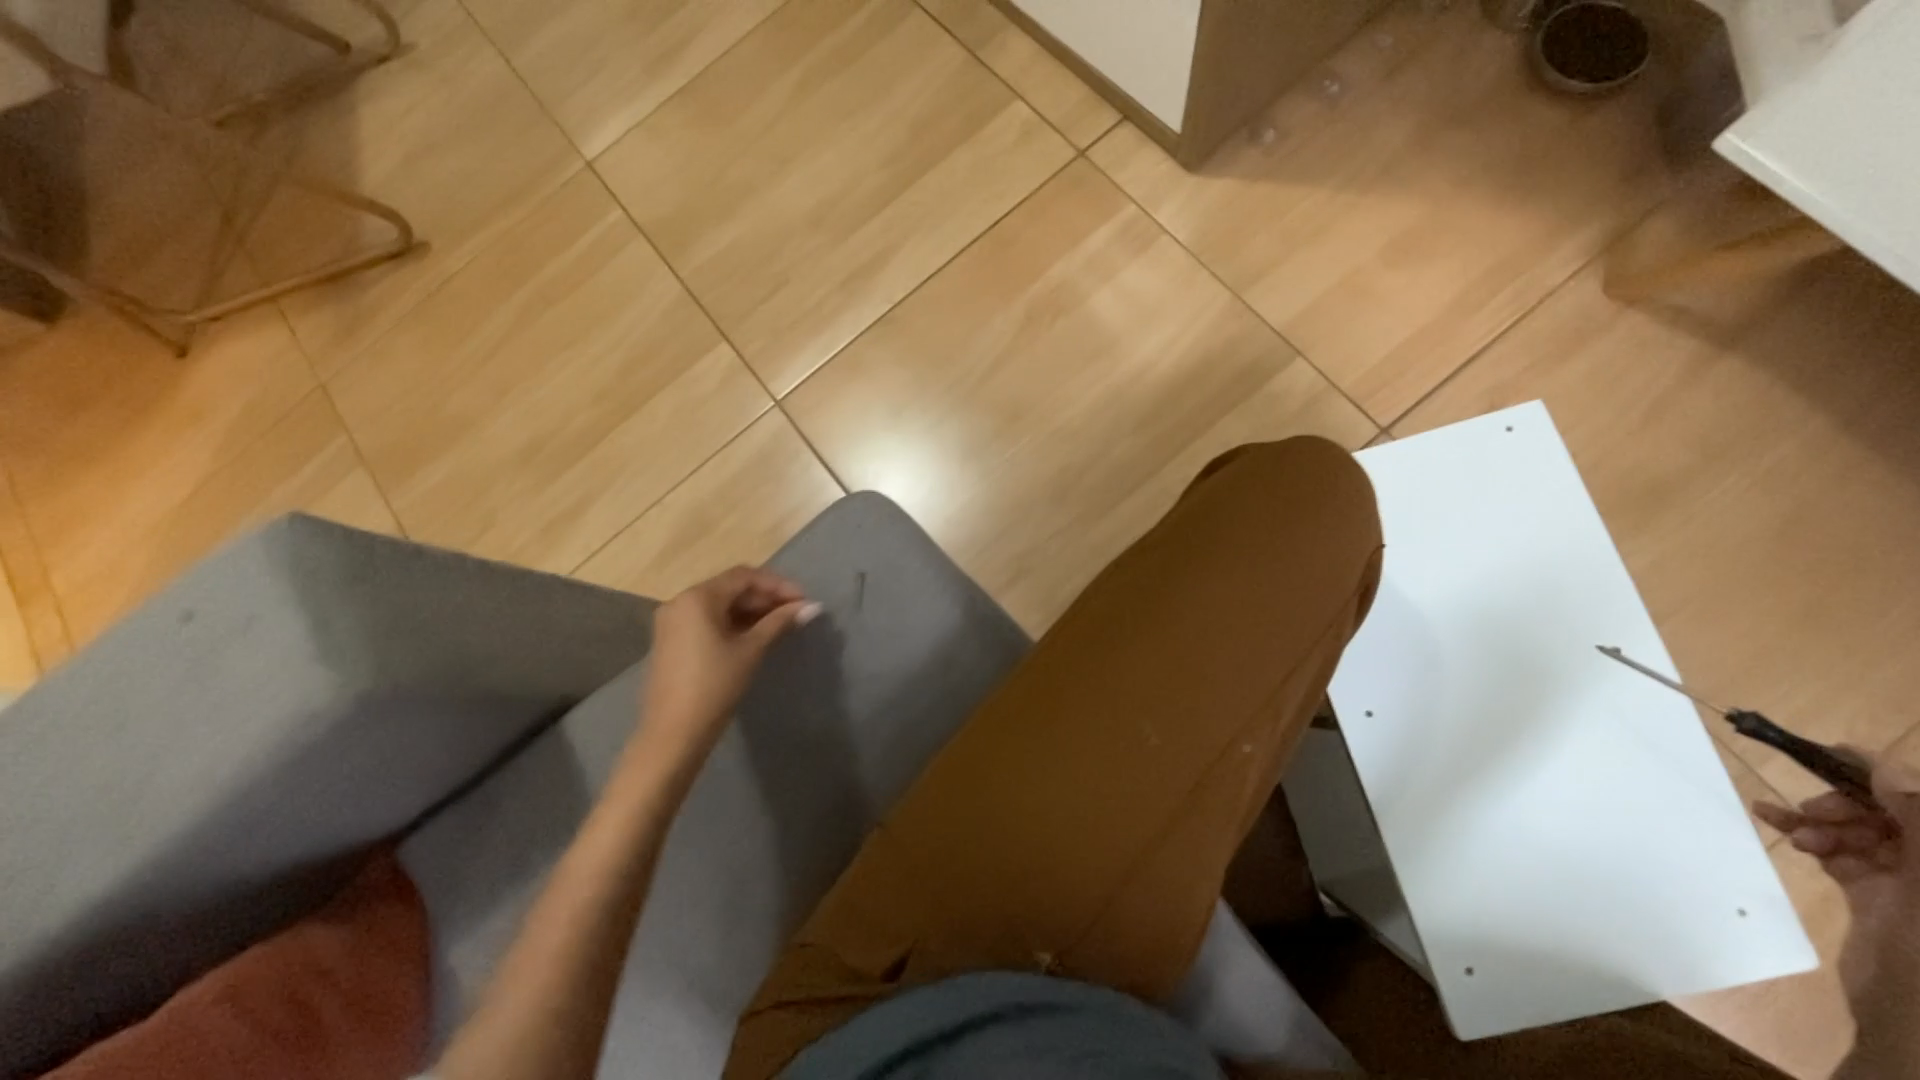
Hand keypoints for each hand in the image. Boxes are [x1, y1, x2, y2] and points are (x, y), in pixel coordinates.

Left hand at [637, 567, 819, 756]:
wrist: (674, 731)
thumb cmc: (715, 686)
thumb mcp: (751, 650)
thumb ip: (780, 623)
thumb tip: (813, 607)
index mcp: (698, 597)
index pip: (744, 577)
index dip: (778, 585)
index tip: (804, 601)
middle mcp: (681, 601)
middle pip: (730, 588)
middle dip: (765, 598)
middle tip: (796, 613)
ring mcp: (673, 622)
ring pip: (719, 605)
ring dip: (751, 611)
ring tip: (781, 625)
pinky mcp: (672, 641)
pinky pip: (707, 620)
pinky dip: (733, 623)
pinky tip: (755, 636)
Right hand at [1755, 756, 1919, 1072]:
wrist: (1913, 1017)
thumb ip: (1916, 821)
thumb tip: (1885, 767)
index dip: (1884, 774)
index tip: (1830, 754)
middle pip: (1893, 812)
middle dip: (1848, 804)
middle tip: (1810, 809)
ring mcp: (1912, 879)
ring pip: (1863, 830)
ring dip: (1823, 823)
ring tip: (1793, 831)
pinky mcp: (1878, 894)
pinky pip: (1842, 853)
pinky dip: (1812, 838)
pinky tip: (1778, 827)